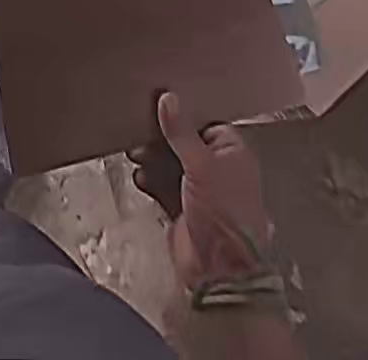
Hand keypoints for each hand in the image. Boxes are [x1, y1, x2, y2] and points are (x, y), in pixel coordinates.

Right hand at [151, 92, 273, 292]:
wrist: (219, 269)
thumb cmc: (224, 212)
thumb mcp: (202, 164)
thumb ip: (181, 131)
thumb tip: (168, 97)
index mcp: (232, 153)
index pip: (205, 122)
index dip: (184, 113)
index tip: (159, 101)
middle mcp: (217, 168)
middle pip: (183, 141)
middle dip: (160, 137)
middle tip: (140, 129)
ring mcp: (199, 189)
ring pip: (169, 162)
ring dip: (151, 158)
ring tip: (135, 154)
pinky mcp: (181, 206)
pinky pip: (161, 184)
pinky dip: (149, 179)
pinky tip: (140, 177)